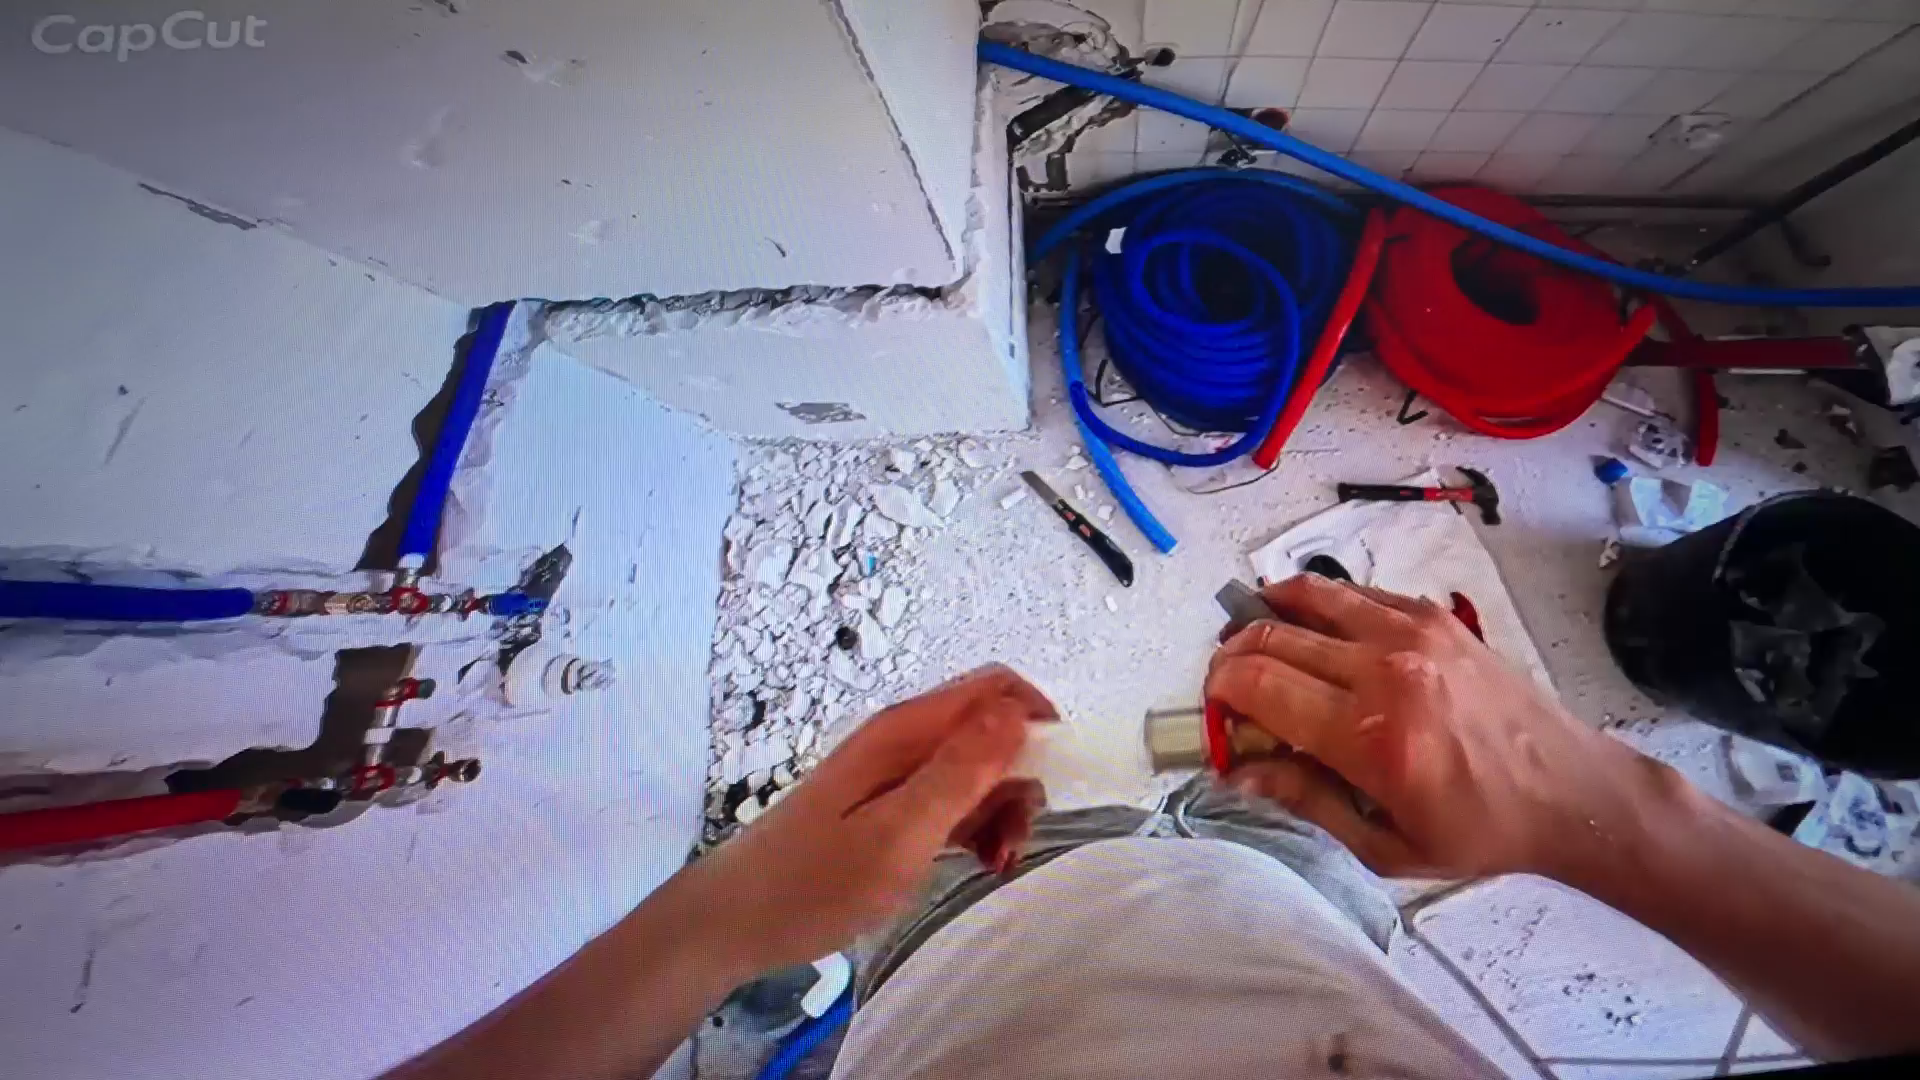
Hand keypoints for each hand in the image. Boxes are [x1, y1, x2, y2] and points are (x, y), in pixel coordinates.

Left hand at [682, 665, 1055, 976]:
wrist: (737, 918)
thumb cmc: (817, 880)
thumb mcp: (898, 833)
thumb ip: (959, 773)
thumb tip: (1016, 712)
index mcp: (908, 731)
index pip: (992, 687)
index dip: (1035, 717)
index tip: (1057, 776)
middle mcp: (907, 739)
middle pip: (991, 729)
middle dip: (1021, 777)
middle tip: (1015, 840)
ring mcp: (899, 771)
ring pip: (978, 768)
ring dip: (1002, 809)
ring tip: (996, 864)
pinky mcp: (894, 802)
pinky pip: (954, 799)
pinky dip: (977, 825)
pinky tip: (979, 863)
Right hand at [1205, 575, 1678, 880]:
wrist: (1574, 792)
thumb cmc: (1475, 829)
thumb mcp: (1383, 843)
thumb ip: (1302, 799)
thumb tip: (1235, 770)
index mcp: (1370, 737)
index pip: (1256, 684)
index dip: (1217, 690)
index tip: (1217, 710)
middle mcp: (1385, 672)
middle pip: (1269, 636)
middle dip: (1229, 656)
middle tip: (1230, 683)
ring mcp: (1410, 633)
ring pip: (1303, 597)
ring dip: (1263, 615)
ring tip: (1255, 640)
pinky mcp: (1430, 616)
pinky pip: (1349, 593)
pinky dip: (1312, 605)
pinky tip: (1309, 629)